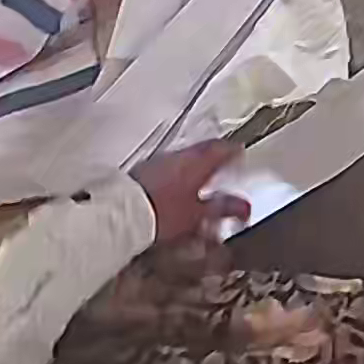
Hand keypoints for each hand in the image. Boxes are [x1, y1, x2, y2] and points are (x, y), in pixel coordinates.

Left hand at [130, 141, 250, 243]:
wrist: (119, 214)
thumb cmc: (163, 212)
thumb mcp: (198, 215)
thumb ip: (224, 209)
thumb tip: (244, 208)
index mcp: (200, 161)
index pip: (225, 148)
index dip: (235, 152)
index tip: (241, 156)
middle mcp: (181, 155)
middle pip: (206, 149)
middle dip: (217, 157)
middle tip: (224, 166)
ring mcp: (161, 160)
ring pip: (187, 157)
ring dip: (197, 164)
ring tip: (201, 180)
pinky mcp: (145, 169)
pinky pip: (169, 165)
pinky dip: (178, 172)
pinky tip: (175, 188)